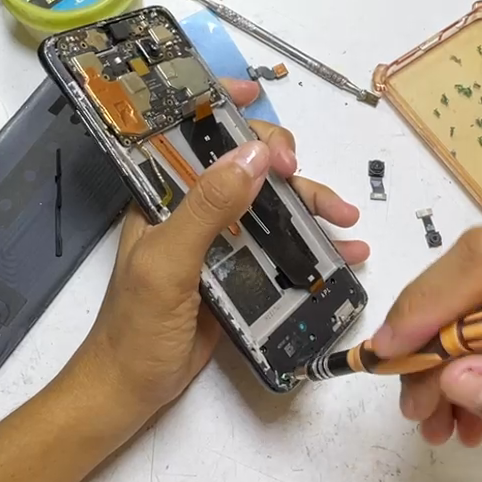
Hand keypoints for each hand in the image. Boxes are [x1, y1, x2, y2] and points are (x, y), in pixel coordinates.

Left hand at [62, 79, 368, 418]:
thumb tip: (254, 156)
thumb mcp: (168, 263)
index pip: (191, 133)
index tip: (256, 92)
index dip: (220, 105)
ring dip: (310, 204)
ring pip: (271, 204)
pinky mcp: (240, 271)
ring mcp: (220, 239)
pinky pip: (282, 246)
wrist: (133, 389)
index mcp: (164, 195)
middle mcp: (193, 207)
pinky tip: (347, 253)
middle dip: (282, 161)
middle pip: (244, 165)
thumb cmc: (137, 327)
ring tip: (347, 219)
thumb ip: (207, 209)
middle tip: (302, 177)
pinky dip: (315, 246)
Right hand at [378, 215, 481, 481]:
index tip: (392, 351)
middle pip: (473, 269)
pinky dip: (456, 346)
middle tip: (411, 404)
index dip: (435, 300)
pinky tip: (458, 397)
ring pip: (467, 285)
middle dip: (427, 335)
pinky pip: (480, 297)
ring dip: (437, 349)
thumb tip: (453, 377)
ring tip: (435, 418)